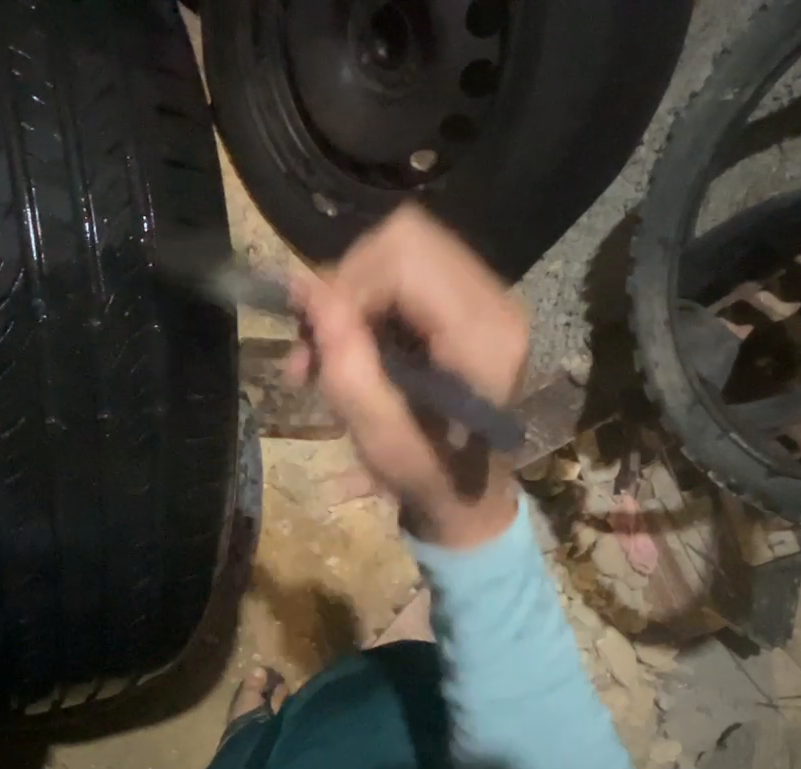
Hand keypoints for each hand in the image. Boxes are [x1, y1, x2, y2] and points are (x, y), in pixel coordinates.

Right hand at [290, 205, 529, 548]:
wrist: (468, 496)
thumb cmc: (426, 476)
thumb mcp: (378, 436)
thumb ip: (346, 363)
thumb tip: (306, 291)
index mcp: (482, 335)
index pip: (405, 258)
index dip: (345, 287)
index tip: (311, 342)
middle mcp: (494, 302)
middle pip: (403, 240)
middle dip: (343, 286)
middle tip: (311, 344)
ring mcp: (485, 299)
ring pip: (400, 250)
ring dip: (348, 294)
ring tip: (320, 351)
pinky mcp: (467, 304)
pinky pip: (405, 272)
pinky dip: (363, 302)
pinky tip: (346, 344)